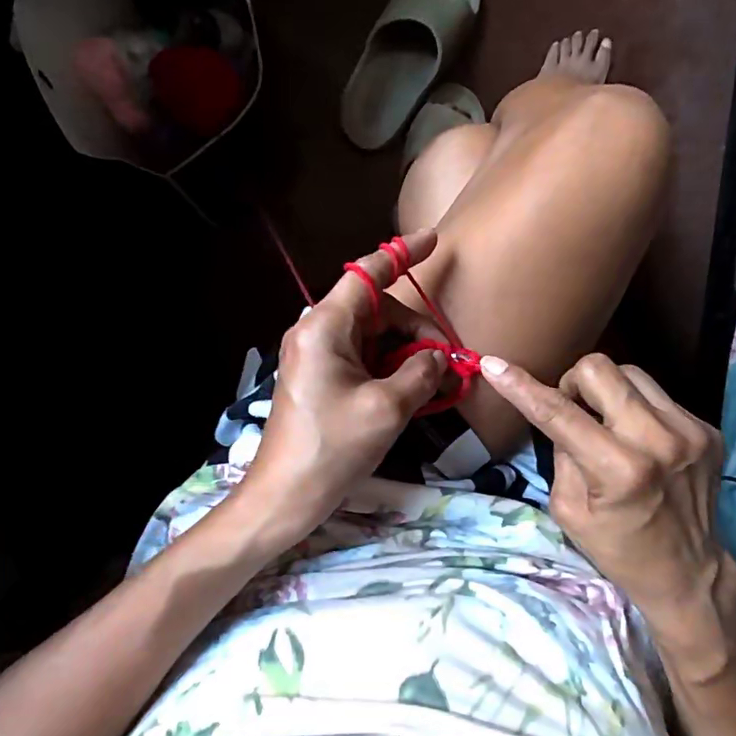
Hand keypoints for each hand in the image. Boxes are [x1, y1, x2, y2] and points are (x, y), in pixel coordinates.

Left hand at [235, 230, 451, 545]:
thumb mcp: (387, 408)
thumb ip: (420, 372)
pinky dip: (391, 371)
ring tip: (441, 383)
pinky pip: (362, 361)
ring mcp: (317, 357)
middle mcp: (317, 333)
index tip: (433, 240)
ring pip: (372, 339)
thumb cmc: (333, 447)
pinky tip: (417, 392)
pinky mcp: (321, 380)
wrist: (286, 494)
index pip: (366, 274)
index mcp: (324, 327)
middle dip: (416, 331)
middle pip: (376, 311)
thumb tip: (437, 358)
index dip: (401, 254)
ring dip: (407, 355)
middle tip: (450, 362)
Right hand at [479, 353, 733, 614]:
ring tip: (606, 425)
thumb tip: (561, 414)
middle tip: (572, 412)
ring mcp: (690, 430)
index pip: (558, 413)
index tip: (493, 365)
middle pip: (599, 369)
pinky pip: (656, 394)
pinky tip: (637, 440)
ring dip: (606, 392)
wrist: (689, 571)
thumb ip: (562, 455)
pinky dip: (635, 408)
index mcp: (620, 470)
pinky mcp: (707, 427)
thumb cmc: (618, 547)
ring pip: (630, 372)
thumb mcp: (568, 509)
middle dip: (573, 383)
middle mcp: (659, 440)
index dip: (520, 387)